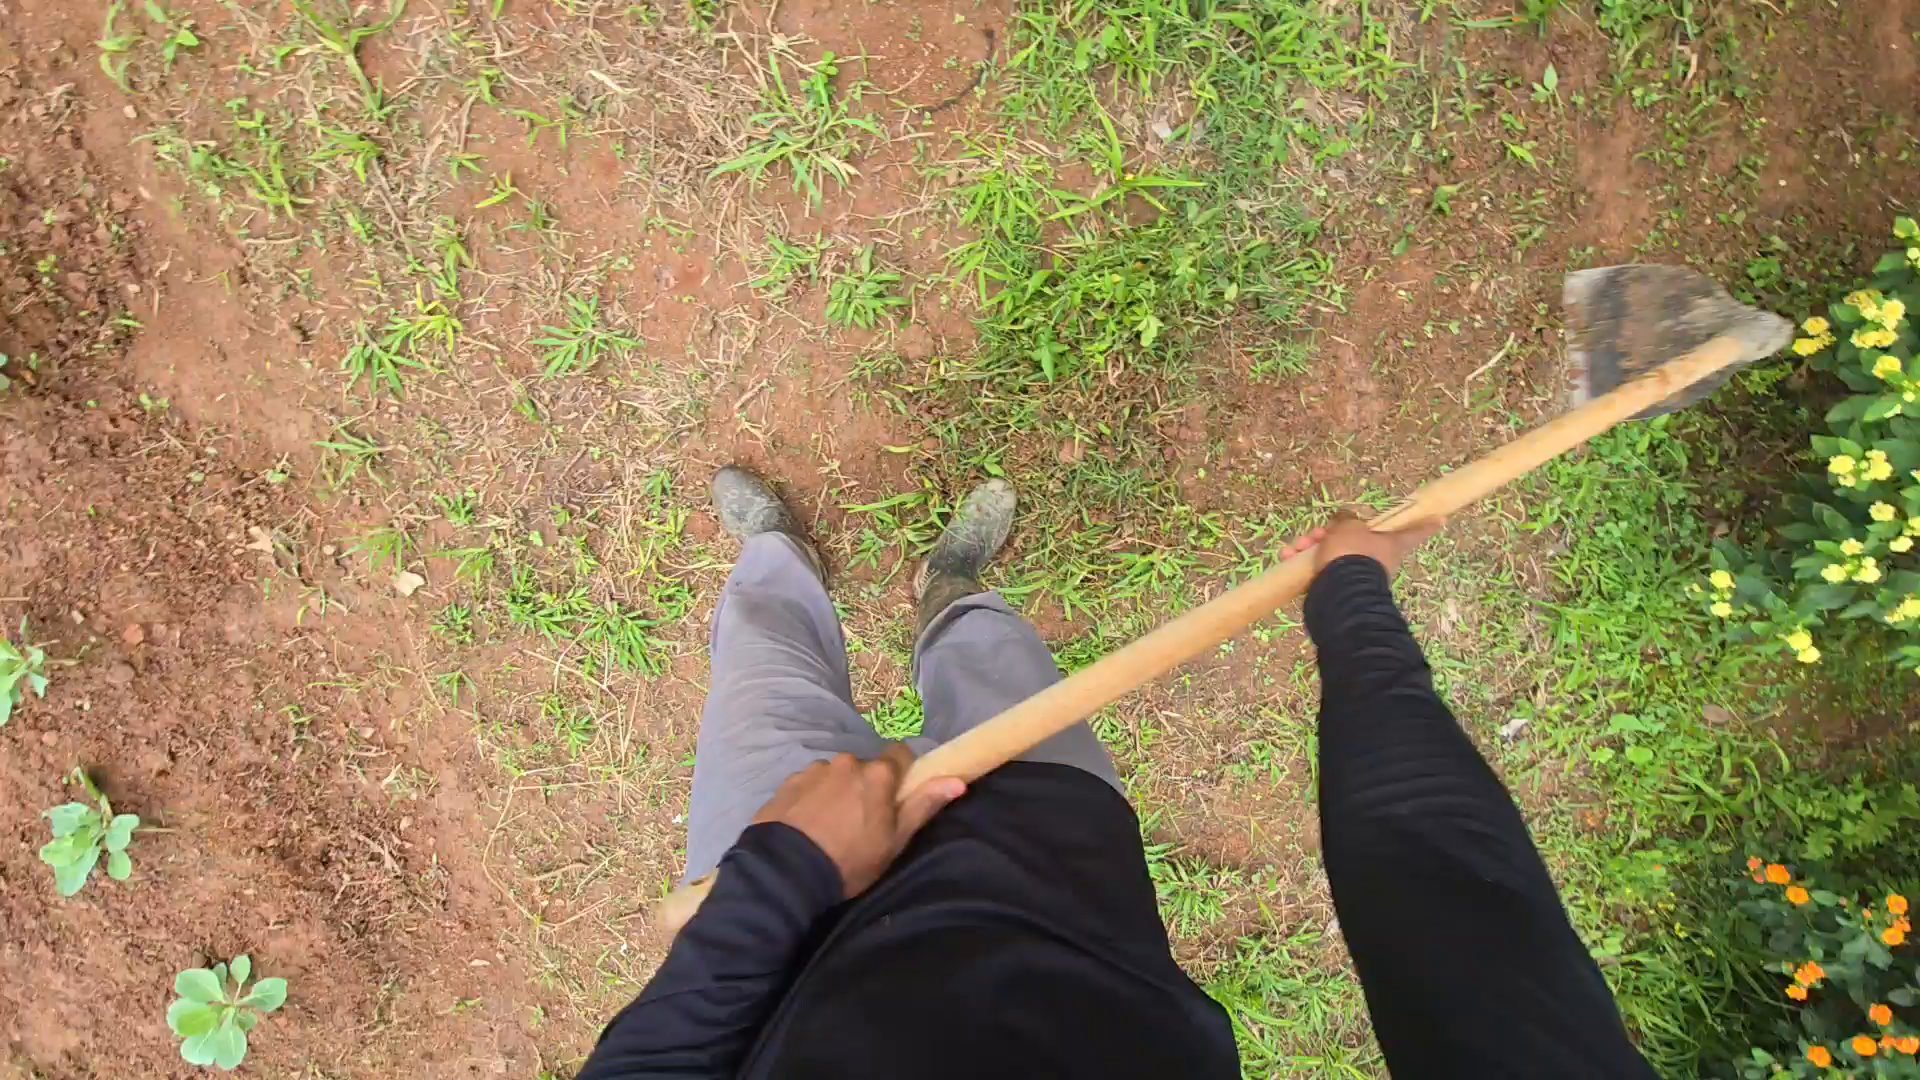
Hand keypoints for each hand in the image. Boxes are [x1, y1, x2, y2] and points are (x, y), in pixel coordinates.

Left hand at [751, 744, 965, 898]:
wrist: (784, 873)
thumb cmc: (849, 859)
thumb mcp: (894, 840)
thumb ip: (923, 805)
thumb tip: (958, 781)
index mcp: (877, 773)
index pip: (900, 755)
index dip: (901, 775)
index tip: (895, 799)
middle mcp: (846, 761)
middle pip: (865, 768)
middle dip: (865, 787)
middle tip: (859, 822)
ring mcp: (814, 770)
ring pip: (835, 776)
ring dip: (836, 792)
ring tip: (828, 827)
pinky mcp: (787, 783)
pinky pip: (808, 785)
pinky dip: (810, 800)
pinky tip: (806, 826)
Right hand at [1279, 512, 1444, 577]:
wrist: (1338, 592)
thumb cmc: (1351, 554)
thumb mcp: (1348, 527)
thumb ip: (1346, 520)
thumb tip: (1344, 520)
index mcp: (1391, 542)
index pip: (1414, 530)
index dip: (1426, 523)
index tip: (1441, 518)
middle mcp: (1378, 558)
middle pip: (1356, 539)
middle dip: (1329, 534)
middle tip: (1314, 534)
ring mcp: (1357, 573)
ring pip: (1334, 553)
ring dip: (1311, 547)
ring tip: (1295, 548)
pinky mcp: (1337, 586)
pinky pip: (1321, 568)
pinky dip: (1305, 562)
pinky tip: (1288, 558)